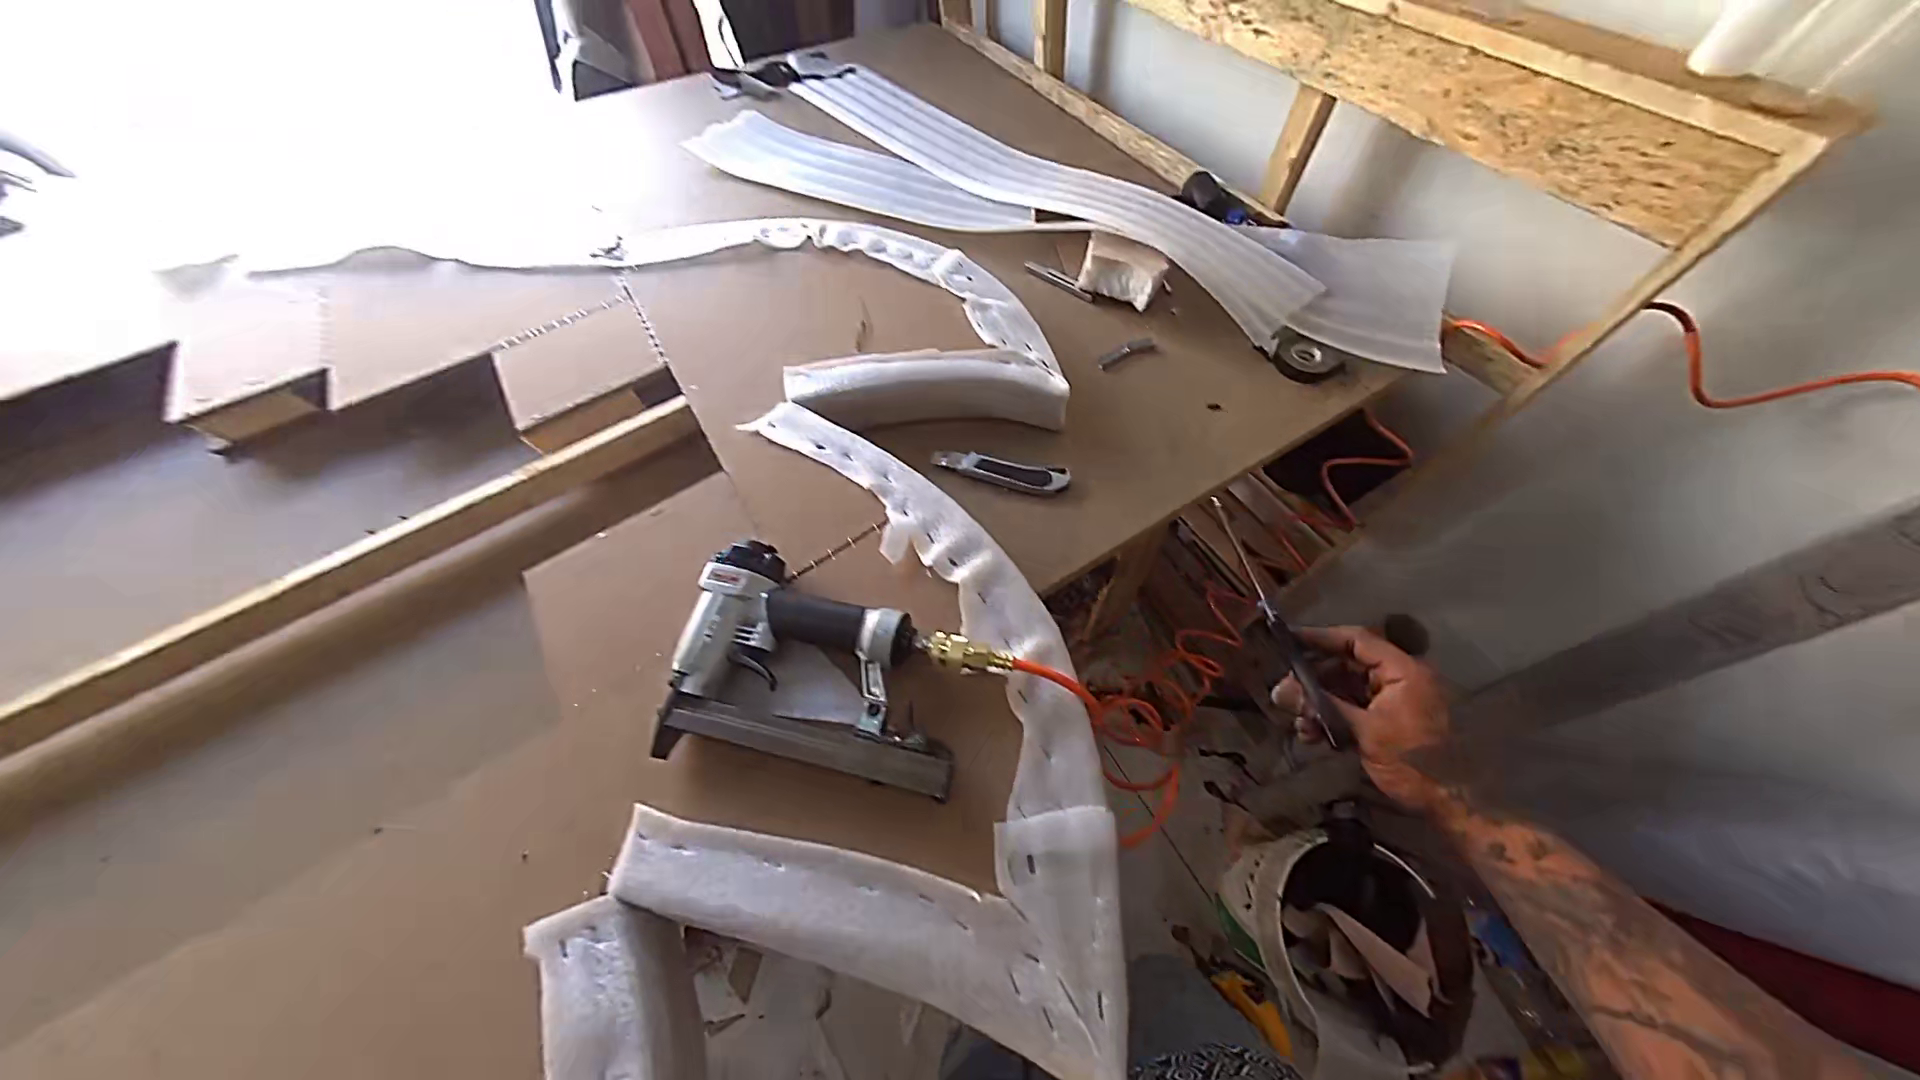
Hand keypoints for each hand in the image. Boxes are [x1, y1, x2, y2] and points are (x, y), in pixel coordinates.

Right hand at [1270, 625, 1449, 812]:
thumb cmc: (1413, 761)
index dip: (1321, 637)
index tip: (1289, 640)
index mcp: (1402, 672)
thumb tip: (1278, 691)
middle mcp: (1396, 679)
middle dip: (1312, 679)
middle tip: (1285, 692)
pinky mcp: (1381, 721)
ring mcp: (1389, 701)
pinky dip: (1327, 717)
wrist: (1449, 804)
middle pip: (1344, 665)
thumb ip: (1321, 706)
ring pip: (1341, 688)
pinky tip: (1310, 734)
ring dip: (1316, 702)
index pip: (1357, 641)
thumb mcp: (1365, 730)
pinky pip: (1347, 708)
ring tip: (1299, 722)